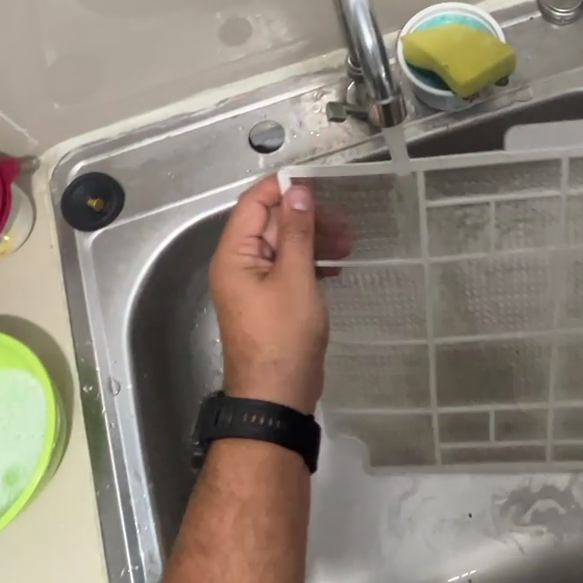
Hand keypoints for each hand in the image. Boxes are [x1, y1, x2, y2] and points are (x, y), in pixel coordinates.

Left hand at [209, 177, 349, 413]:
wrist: (276, 398)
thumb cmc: (283, 336)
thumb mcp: (295, 279)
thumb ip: (298, 231)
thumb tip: (298, 190)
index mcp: (234, 255)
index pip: (253, 204)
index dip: (283, 189)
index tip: (320, 184)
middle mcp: (239, 265)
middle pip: (271, 224)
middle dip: (307, 217)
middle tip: (345, 222)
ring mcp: (254, 285)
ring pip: (283, 247)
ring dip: (314, 240)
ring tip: (348, 244)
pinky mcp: (271, 302)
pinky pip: (289, 270)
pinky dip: (311, 263)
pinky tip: (336, 266)